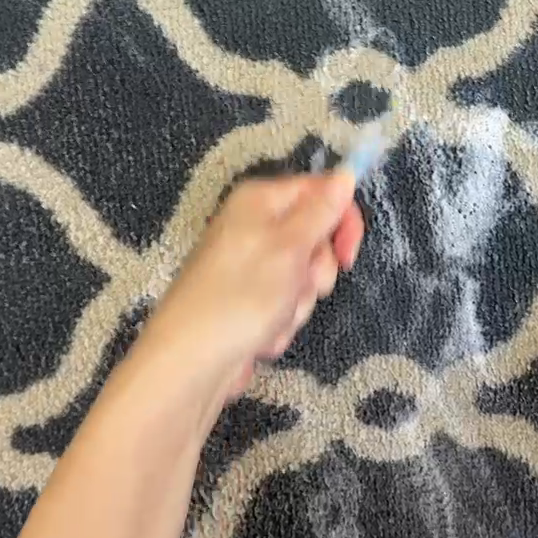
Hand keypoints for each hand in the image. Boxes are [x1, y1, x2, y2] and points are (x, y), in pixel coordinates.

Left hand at [138, 172, 365, 397]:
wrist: (189, 364)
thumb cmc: (240, 296)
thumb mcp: (291, 246)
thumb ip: (322, 209)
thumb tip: (346, 173)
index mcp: (261, 200)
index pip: (321, 191)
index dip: (342, 220)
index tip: (348, 254)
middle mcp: (255, 225)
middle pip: (316, 236)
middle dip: (316, 270)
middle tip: (301, 285)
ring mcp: (252, 264)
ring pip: (304, 274)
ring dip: (299, 301)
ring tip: (275, 316)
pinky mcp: (249, 298)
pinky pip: (286, 301)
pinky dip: (282, 319)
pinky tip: (262, 334)